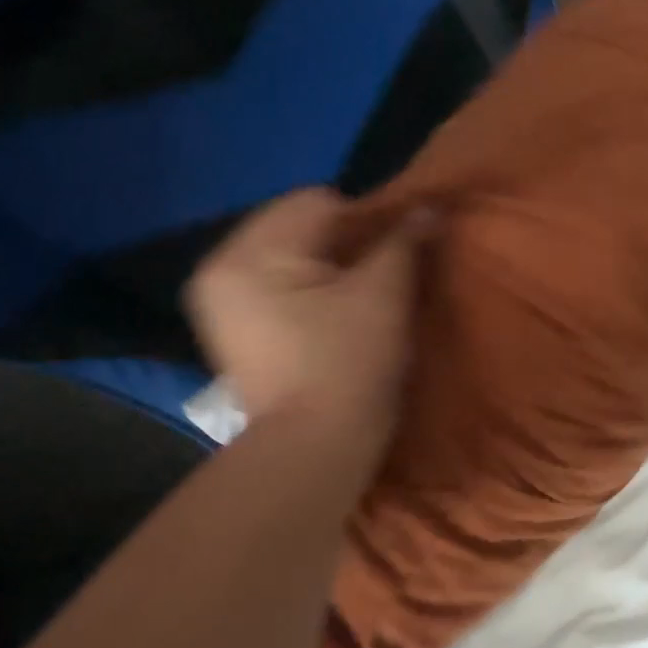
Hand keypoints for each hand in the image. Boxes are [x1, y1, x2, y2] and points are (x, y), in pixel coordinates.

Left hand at [186, 188, 434, 440]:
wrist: (316, 445)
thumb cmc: (349, 365)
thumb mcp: (383, 298)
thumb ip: (402, 245)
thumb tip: (428, 209)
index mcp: (249, 254)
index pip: (316, 202)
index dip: (367, 219)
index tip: (401, 253)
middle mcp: (220, 267)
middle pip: (296, 227)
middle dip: (344, 245)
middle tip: (385, 278)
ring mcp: (219, 302)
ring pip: (287, 258)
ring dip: (328, 268)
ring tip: (361, 300)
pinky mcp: (233, 331)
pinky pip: (276, 288)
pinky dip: (309, 292)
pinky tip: (334, 321)